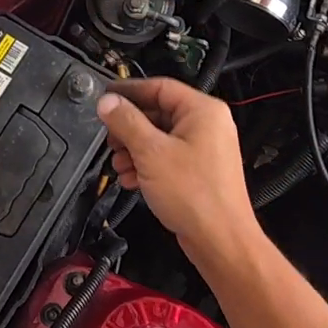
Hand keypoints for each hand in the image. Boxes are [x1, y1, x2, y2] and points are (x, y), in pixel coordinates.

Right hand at [96, 77, 258, 261]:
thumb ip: (126, 122)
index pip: (159, 87)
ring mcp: (205, 150)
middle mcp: (208, 126)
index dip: (129, 91)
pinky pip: (167, 157)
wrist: (219, 241)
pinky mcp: (199, 171)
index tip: (107, 95)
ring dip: (135, 149)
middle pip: (158, 113)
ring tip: (119, 163)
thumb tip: (108, 102)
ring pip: (160, 138)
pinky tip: (132, 178)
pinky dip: (147, 164)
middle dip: (129, 128)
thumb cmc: (198, 198)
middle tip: (110, 137)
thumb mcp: (151, 152)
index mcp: (203, 111)